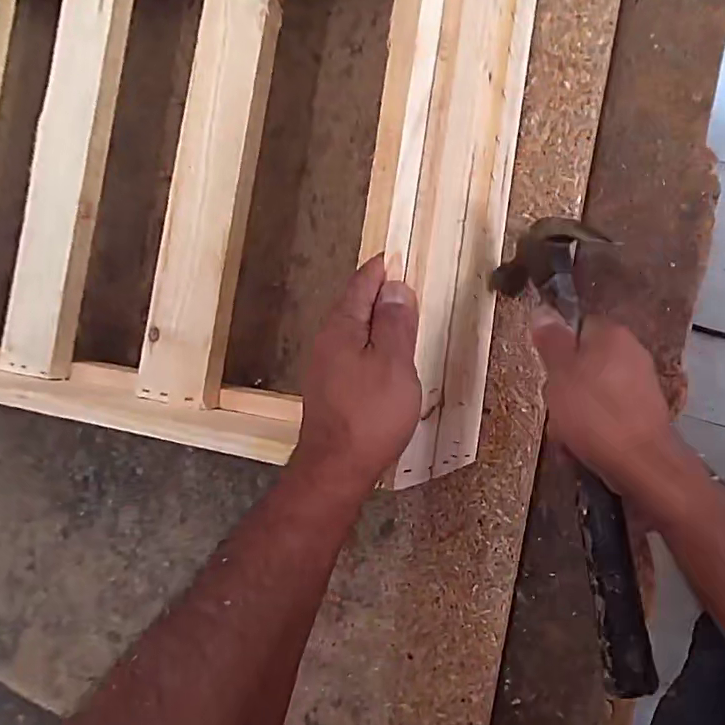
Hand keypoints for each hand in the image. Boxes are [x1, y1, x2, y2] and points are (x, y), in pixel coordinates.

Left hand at [289, 256, 422, 497]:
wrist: (337, 467)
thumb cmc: (371, 414)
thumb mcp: (394, 364)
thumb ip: (396, 324)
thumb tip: (396, 288)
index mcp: (341, 329)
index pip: (361, 287)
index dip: (380, 271)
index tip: (394, 257)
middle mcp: (327, 341)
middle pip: (353, 305)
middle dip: (376, 290)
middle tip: (400, 280)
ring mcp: (324, 365)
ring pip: (352, 328)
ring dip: (374, 316)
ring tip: (397, 312)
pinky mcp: (329, 386)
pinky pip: (351, 348)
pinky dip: (370, 340)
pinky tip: (382, 351)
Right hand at [529, 305, 678, 494]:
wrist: (642, 463)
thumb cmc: (595, 413)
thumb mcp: (561, 373)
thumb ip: (552, 341)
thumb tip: (544, 311)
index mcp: (613, 334)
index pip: (577, 326)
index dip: (558, 349)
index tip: (547, 372)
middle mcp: (632, 353)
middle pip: (583, 363)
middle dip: (564, 387)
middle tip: (555, 408)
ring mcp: (641, 385)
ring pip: (592, 392)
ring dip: (574, 413)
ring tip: (567, 436)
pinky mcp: (644, 414)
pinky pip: (607, 414)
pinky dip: (594, 428)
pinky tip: (584, 448)